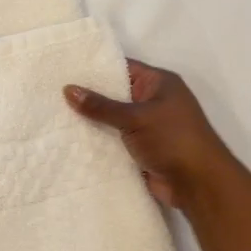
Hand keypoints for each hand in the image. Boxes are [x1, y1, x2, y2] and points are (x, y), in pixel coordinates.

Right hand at [64, 59, 230, 208]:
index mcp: (159, 83)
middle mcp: (153, 101)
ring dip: (91, 120)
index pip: (123, 67)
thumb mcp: (135, 117)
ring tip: (55, 114)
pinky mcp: (141, 148)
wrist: (197, 183)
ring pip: (112, 119)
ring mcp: (147, 126)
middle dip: (88, 95)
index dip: (95, 67)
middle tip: (53, 91)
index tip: (65, 68)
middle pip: (115, 93)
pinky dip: (98, 140)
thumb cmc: (172, 139)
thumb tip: (68, 89)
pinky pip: (115, 139)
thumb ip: (101, 106)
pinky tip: (70, 139)